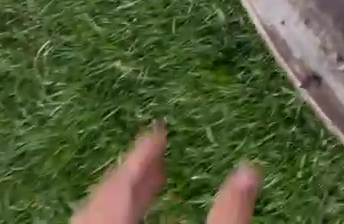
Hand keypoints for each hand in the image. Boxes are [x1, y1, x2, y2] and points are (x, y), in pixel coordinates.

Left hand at [73, 126, 257, 223]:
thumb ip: (226, 213)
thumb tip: (249, 168)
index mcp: (114, 222)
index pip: (121, 183)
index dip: (142, 152)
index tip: (157, 128)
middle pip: (101, 200)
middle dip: (132, 171)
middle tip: (156, 147)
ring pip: (94, 218)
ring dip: (124, 196)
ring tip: (153, 181)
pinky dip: (117, 217)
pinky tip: (148, 217)